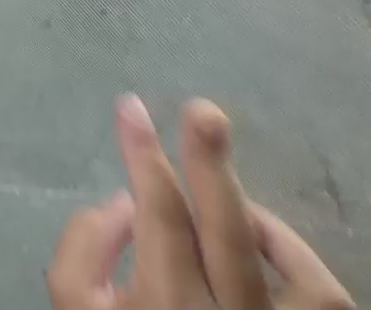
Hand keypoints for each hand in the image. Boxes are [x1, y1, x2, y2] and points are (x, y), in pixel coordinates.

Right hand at [48, 95, 353, 309]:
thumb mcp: (73, 304)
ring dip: (250, 210)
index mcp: (162, 301)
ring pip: (288, 263)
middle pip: (224, 226)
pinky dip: (293, 252)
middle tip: (204, 110)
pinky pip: (324, 296)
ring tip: (220, 181)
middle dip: (209, 161)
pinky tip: (260, 231)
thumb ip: (84, 245)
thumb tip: (122, 201)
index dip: (142, 155)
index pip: (157, 212)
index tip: (128, 106)